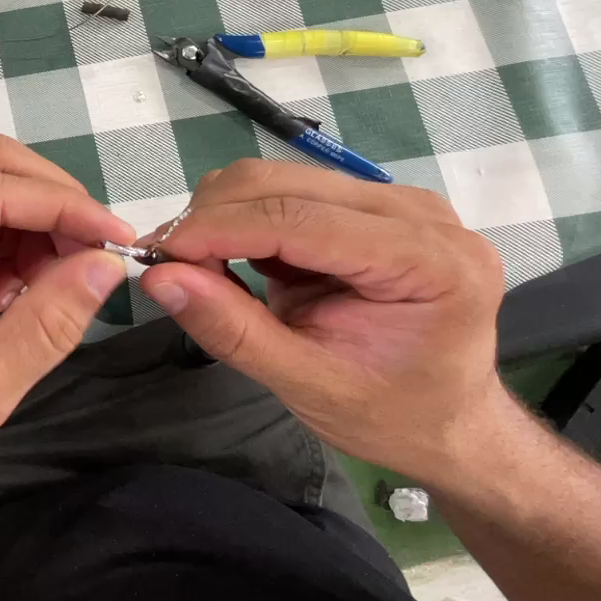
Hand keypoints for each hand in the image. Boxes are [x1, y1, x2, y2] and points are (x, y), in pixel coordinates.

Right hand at [138, 159, 518, 484]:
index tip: (153, 255)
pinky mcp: (363, 204)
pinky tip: (232, 263)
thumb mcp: (307, 385)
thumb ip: (232, 329)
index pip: (298, 218)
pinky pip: (277, 191)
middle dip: (209, 219)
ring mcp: (392, 202)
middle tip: (168, 268)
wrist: (448, 423)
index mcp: (428, 262)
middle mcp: (416, 214)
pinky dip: (236, 220)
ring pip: (269, 178)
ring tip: (200, 271)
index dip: (216, 229)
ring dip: (218, 217)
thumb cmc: (391, 416)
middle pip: (277, 183)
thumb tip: (156, 277)